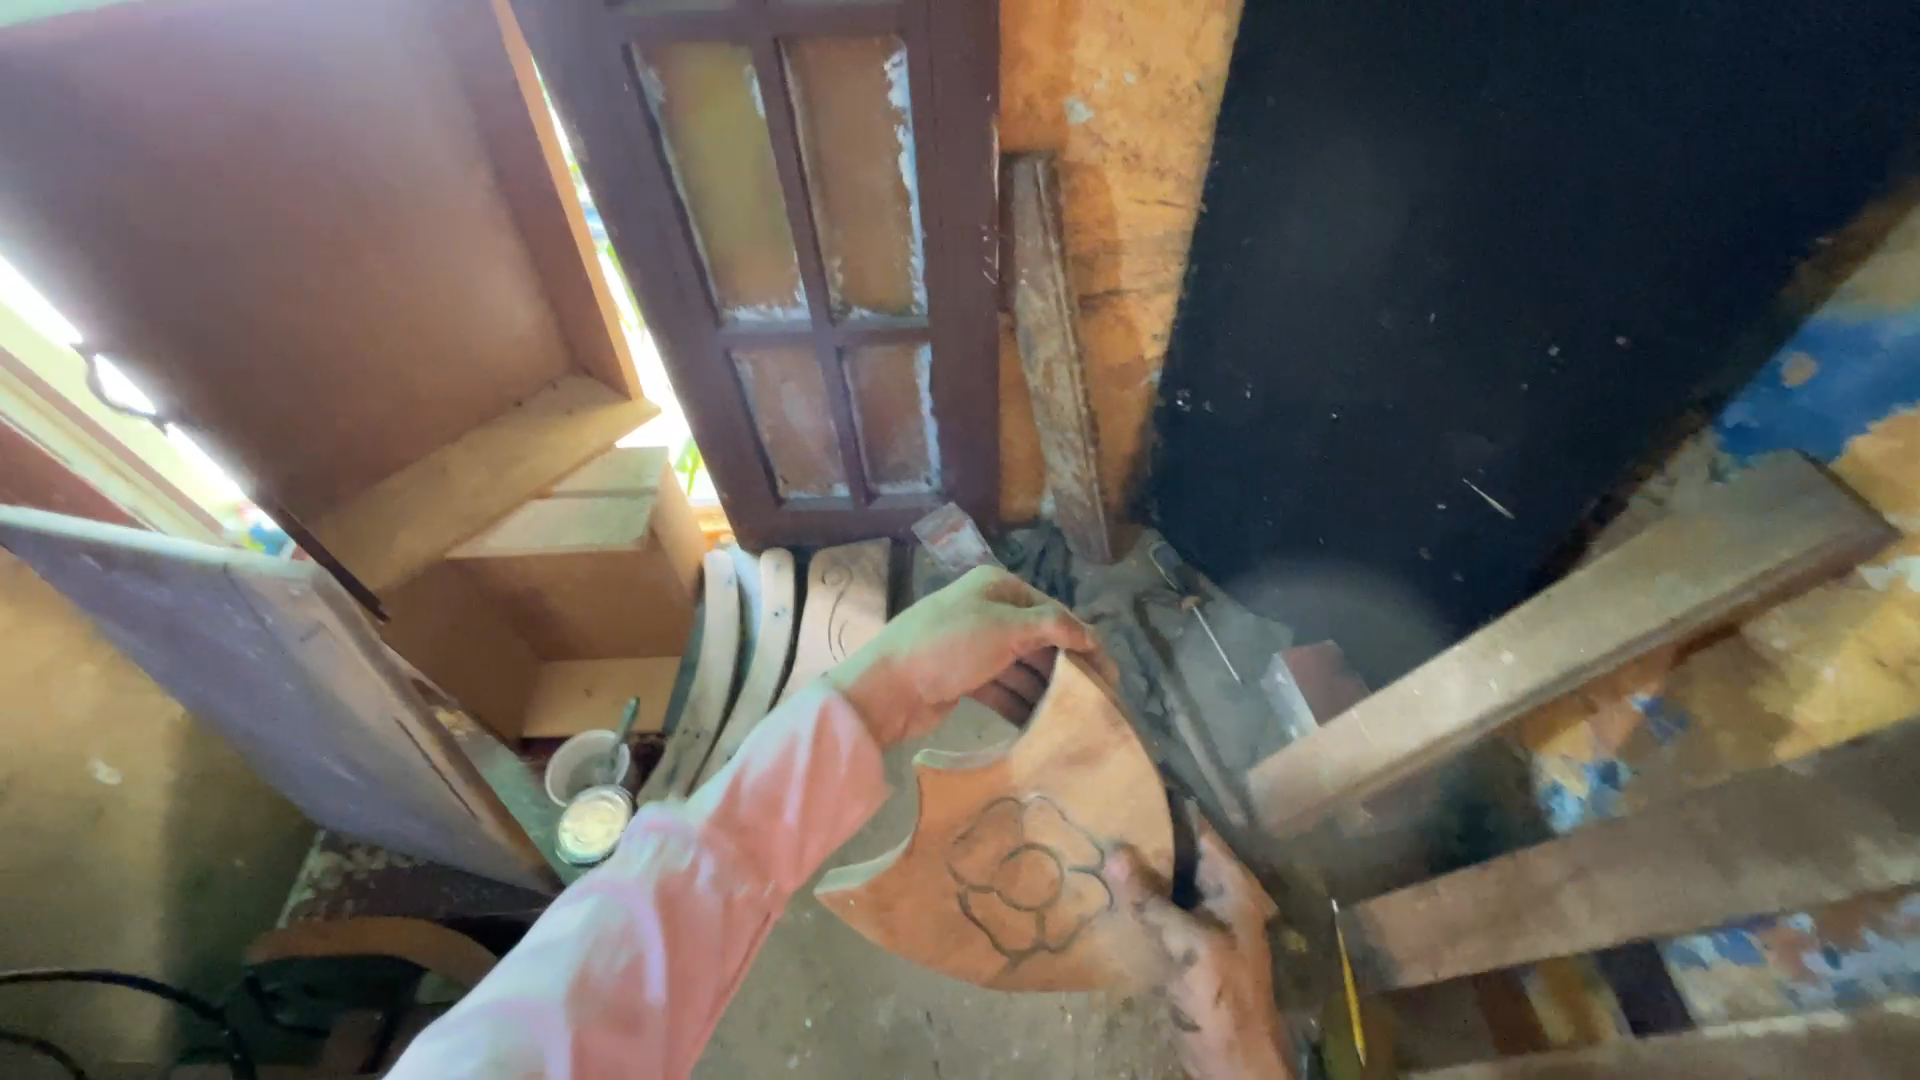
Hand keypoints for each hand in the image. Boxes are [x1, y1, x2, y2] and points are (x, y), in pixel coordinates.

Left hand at [826, 565, 1098, 745]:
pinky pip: (1002, 689)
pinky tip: (1040, 725)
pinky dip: (1020, 704)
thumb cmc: (949, 645)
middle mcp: (988, 612)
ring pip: (1021, 668)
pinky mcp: (963, 678)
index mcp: (997, 588)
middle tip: (1095, 702)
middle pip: (1038, 641)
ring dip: (1044, 691)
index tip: (1108, 673)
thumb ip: (1053, 627)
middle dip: (1065, 670)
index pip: (1051, 611)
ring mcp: (974, 646)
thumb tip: (1092, 634)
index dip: (1081, 640)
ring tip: (1073, 719)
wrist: (887, 686)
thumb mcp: (1005, 628)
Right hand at [1108, 828, 1291, 1079]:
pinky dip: (1133, 899)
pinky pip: (1155, 911)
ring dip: (1136, 868)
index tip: (1134, 782)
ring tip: (1095, 839)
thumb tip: (1114, 852)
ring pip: (1164, 883)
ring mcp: (1199, 923)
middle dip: (1145, 836)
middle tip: (1103, 809)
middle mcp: (1217, 897)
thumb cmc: (1221, 995)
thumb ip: (1152, 899)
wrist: (1233, 1062)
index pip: (1200, 832)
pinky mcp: (1181, 947)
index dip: (1171, 808)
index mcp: (1231, 887)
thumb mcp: (1189, 944)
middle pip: (1179, 855)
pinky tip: (1103, 887)